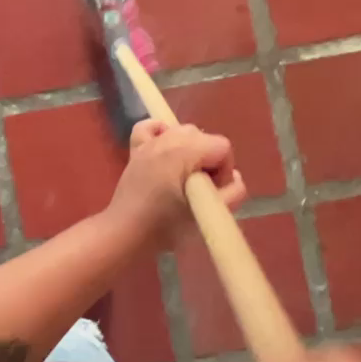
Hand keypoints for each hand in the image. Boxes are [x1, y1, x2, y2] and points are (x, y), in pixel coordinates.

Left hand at [106, 120, 247, 240]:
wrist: (126, 234)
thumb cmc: (167, 227)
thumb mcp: (208, 214)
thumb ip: (232, 193)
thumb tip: (234, 176)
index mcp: (184, 153)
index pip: (222, 146)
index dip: (224, 170)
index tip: (213, 192)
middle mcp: (166, 141)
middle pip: (204, 137)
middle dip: (209, 161)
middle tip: (200, 188)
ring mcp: (148, 144)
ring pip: (181, 131)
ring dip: (190, 150)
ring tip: (184, 177)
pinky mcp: (135, 151)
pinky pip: (149, 128)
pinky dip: (160, 133)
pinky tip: (165, 152)